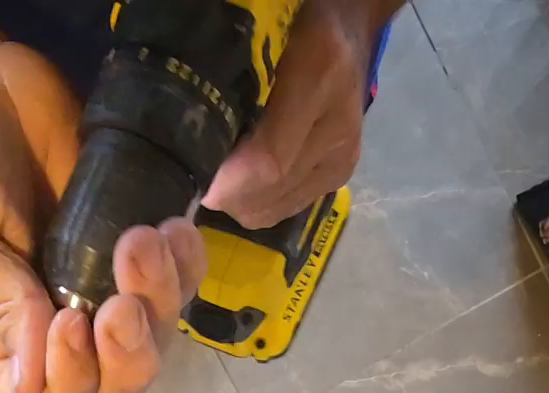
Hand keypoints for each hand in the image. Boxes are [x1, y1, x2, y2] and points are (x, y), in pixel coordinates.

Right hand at [0, 44, 207, 392]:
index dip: (72, 386)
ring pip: (158, 338)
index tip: (66, 321)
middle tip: (121, 301)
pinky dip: (186, 264)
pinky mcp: (139, 250)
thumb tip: (30, 387)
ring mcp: (107, 291)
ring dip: (161, 302)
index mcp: (7, 345)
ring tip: (141, 240)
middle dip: (130, 357)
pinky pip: (182, 282)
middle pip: (118, 389)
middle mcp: (63, 332)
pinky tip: (172, 227)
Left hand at [202, 0, 397, 228]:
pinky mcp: (339, 176)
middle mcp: (338, 129)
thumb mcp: (258, 46)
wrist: (347, 33)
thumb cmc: (294, 28)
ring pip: (276, 208)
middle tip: (201, 183)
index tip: (200, 186)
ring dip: (242, 204)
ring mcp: (342, 159)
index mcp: (319, 78)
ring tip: (223, 182)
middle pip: (271, 192)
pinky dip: (259, 204)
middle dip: (229, 196)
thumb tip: (200, 152)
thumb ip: (234, 91)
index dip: (230, 183)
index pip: (269, 161)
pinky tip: (246, 186)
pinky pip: (287, 208)